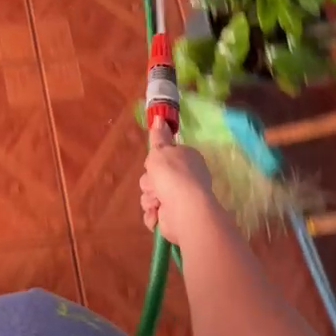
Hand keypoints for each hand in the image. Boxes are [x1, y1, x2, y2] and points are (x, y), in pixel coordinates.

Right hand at [140, 118, 222, 244]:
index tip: (154, 162)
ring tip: (157, 200)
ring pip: (150, 193)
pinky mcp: (171, 217)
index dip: (155, 159)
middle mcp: (184, 178)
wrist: (184, 210)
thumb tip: (159, 118)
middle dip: (149, 181)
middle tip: (156, 183)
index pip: (164, 155)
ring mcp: (178, 199)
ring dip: (149, 197)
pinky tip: (157, 213)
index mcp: (186, 159)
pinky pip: (152, 212)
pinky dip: (153, 214)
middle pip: (153, 175)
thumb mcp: (161, 149)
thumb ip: (158, 136)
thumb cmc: (173, 174)